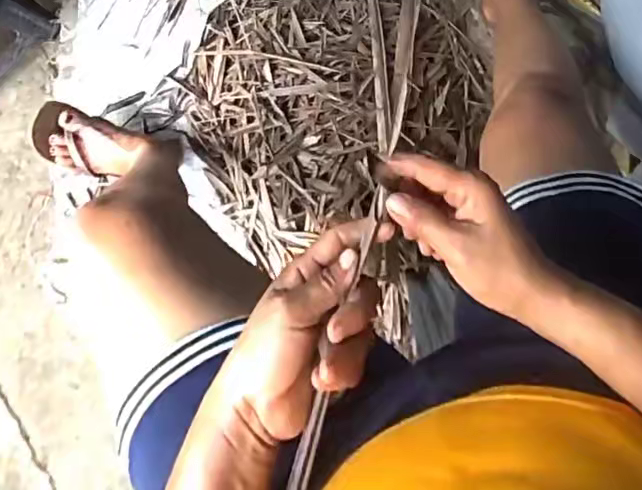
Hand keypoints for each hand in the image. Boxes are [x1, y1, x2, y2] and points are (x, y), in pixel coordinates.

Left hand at [209, 217, 390, 446]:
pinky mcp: (343, 358)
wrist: (255, 413)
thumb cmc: (261, 352)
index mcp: (306, 274)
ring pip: (364, 324)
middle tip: (334, 332)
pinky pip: (360, 356)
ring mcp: (335, 327)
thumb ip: (325, 285)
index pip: (338, 243)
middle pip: (362, 286)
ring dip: (344, 349)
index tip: (386, 229)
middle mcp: (325, 295)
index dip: (362, 233)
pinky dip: (342, 371)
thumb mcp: (289, 312)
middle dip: (353, 312)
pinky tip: (320, 381)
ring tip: (320, 367)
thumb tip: (354, 253)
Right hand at [381, 154, 561, 319]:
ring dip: (417, 214)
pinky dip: (430, 224)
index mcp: (470, 185)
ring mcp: (473, 201)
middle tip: (383, 212)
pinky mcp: (472, 217)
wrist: (534, 295)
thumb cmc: (497, 270)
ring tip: (406, 234)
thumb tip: (391, 199)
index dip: (399, 166)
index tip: (373, 166)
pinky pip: (442, 212)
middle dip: (406, 194)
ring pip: (432, 197)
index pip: (426, 167)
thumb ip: (421, 220)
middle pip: (428, 180)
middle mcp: (471, 185)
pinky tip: (426, 245)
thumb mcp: (454, 246)